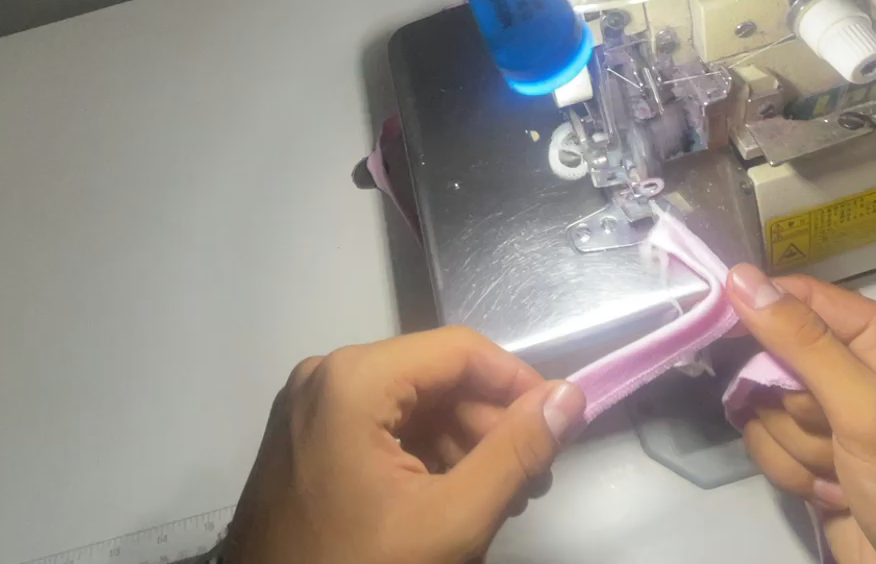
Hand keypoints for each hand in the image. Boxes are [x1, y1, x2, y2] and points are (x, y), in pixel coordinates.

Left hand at [224, 326, 586, 563]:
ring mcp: (311, 405)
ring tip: (502, 495)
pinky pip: (380, 426)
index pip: (459, 351)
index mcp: (353, 378)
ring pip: (410, 404)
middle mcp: (327, 374)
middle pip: (434, 378)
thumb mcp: (448, 522)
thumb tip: (569, 398)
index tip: (559, 422)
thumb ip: (515, 455)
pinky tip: (454, 495)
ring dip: (461, 443)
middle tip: (533, 476)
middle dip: (488, 424)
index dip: (516, 381)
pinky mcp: (306, 436)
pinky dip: (423, 455)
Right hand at [725, 265, 875, 563]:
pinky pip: (767, 439)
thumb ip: (804, 343)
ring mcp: (836, 415)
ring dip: (794, 443)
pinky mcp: (816, 454)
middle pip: (776, 353)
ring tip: (840, 474)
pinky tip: (831, 494)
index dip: (761, 312)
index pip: (802, 297)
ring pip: (766, 401)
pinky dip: (791, 470)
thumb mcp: (870, 412)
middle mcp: (861, 369)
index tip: (723, 331)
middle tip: (829, 432)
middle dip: (792, 402)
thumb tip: (739, 275)